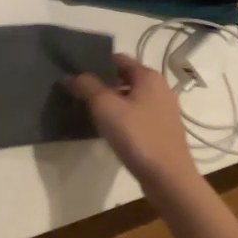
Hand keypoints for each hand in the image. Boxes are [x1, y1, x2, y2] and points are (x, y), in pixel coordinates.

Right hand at [64, 55, 201, 201]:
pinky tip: (109, 129)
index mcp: (149, 76)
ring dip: (111, 102)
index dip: (95, 63)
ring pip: (131, 98)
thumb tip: (68, 76)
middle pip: (124, 78)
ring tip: (89, 111)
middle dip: (102, 84)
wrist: (169, 179)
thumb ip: (85, 86)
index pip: (117, 59)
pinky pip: (138, 115)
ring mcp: (164, 111)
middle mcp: (160, 89)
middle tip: (78, 92)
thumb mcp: (105, 106)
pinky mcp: (164, 131)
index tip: (75, 73)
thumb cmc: (137, 136)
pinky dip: (122, 117)